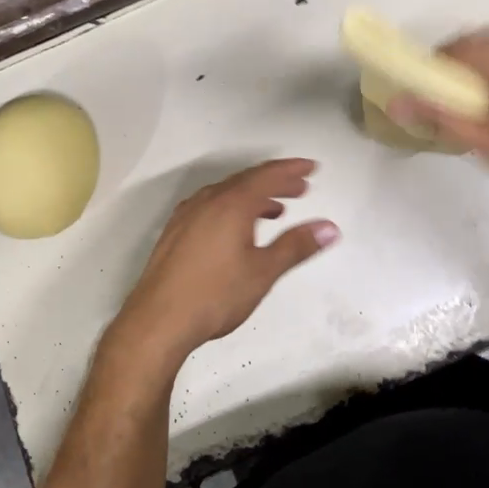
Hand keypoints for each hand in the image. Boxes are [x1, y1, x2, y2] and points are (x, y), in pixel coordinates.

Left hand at [107, 159, 339, 366]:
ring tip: (275, 211)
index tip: (312, 168)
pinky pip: (210, 206)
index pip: (266, 175)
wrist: (159, 319)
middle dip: (275, 182)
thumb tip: (329, 228)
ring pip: (226, 194)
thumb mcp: (263, 272)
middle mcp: (207, 201)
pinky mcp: (175, 232)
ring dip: (253, 196)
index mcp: (231, 204)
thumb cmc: (216, 294)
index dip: (291, 170)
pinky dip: (231, 208)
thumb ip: (296, 246)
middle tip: (300, 188)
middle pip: (246, 181)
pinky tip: (237, 229)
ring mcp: (187, 215)